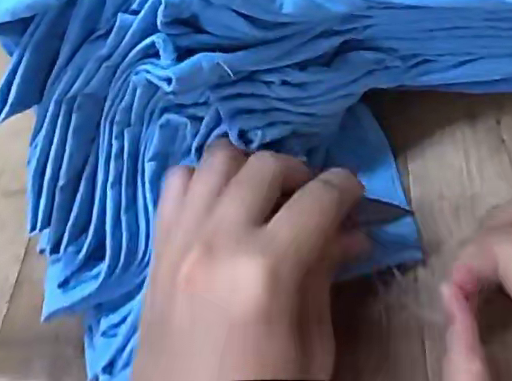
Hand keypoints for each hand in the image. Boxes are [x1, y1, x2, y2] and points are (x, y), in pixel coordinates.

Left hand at [134, 140, 368, 380]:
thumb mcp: (311, 354)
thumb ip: (324, 279)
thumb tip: (350, 232)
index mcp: (266, 271)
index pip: (316, 199)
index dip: (344, 187)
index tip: (354, 189)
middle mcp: (219, 238)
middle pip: (265, 164)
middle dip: (299, 172)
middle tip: (313, 198)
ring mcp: (181, 235)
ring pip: (218, 157)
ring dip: (249, 167)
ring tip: (266, 196)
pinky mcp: (157, 243)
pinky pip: (178, 179)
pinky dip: (204, 180)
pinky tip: (221, 206)